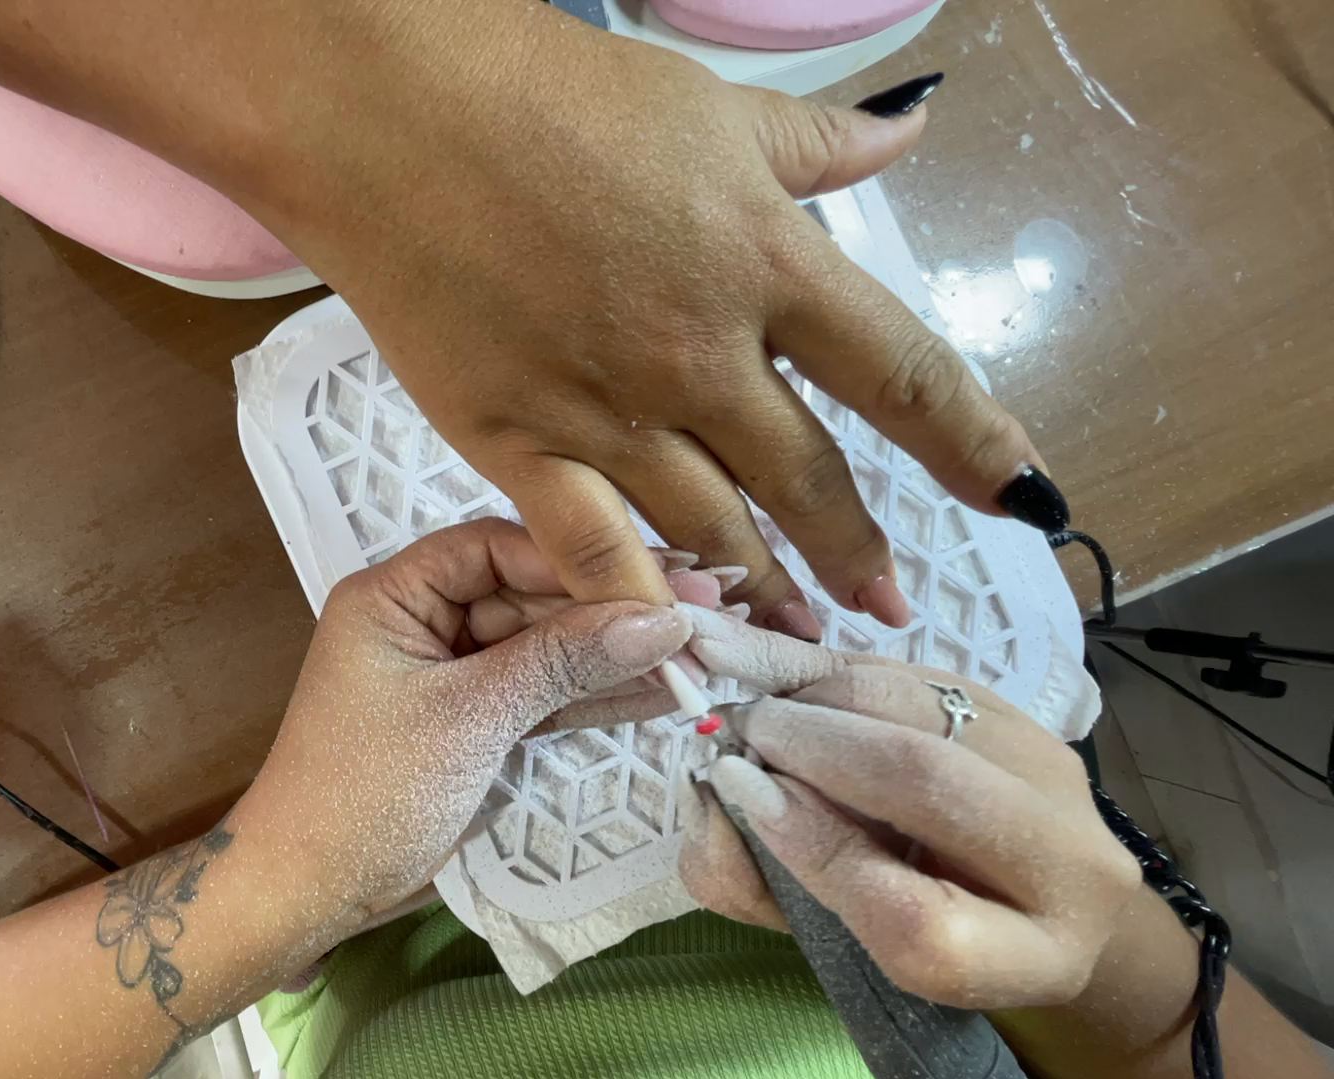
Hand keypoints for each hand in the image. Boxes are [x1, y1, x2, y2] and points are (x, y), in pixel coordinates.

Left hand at [240, 519, 741, 916]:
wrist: (314, 890)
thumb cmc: (370, 791)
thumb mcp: (469, 716)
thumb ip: (562, 661)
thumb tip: (662, 618)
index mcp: (395, 593)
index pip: (495, 547)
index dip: (577, 558)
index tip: (661, 571)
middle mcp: (423, 617)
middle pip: (526, 594)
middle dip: (608, 608)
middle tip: (708, 605)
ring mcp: (451, 669)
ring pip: (541, 646)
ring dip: (612, 652)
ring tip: (704, 644)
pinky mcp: (473, 715)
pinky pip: (537, 691)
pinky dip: (590, 694)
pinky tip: (659, 687)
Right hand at [260, 10, 1058, 634]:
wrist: (400, 132)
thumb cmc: (544, 98)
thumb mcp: (700, 106)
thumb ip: (809, 141)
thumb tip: (909, 126)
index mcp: (761, 262)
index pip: (902, 374)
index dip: (970, 444)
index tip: (1017, 501)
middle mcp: (700, 359)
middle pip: (803, 476)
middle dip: (854, 549)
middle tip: (885, 607)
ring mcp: (606, 414)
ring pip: (704, 526)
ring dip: (757, 585)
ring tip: (787, 633)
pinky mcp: (515, 447)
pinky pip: (590, 545)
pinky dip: (636, 599)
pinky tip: (668, 641)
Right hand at [672, 606, 1141, 1009]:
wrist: (987, 871)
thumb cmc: (887, 909)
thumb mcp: (809, 920)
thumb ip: (741, 875)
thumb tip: (705, 788)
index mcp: (1019, 957)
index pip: (919, 921)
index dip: (813, 847)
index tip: (736, 787)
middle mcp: (1065, 863)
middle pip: (925, 779)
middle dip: (805, 741)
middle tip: (737, 731)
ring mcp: (1042, 766)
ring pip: (907, 703)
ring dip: (807, 696)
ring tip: (760, 714)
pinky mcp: (1003, 702)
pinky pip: (892, 666)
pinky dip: (814, 666)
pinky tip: (765, 670)